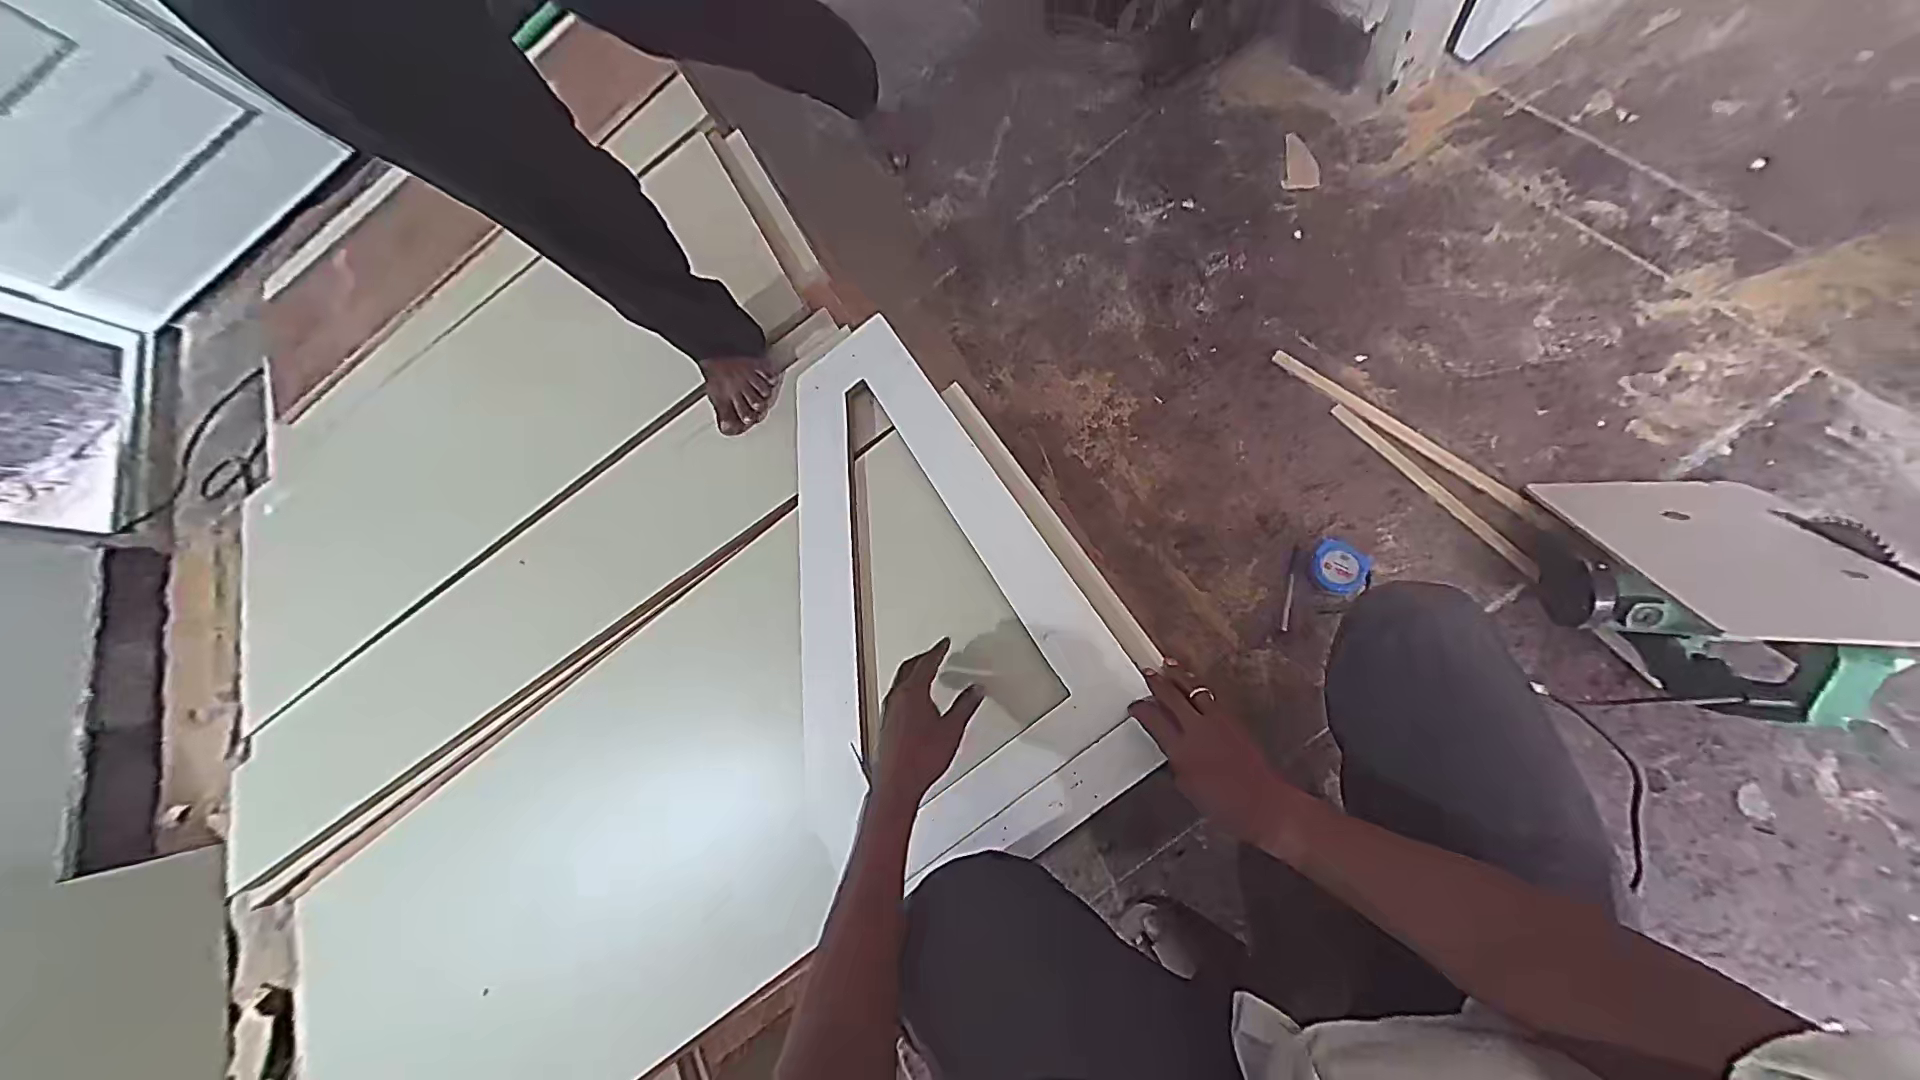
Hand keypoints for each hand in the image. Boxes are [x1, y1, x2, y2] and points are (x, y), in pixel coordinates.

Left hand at [873, 639, 984, 811]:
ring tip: (927, 670)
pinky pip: (897, 694)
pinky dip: (908, 687)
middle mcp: (896, 698)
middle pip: (909, 668)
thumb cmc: (919, 760)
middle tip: (935, 653)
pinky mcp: (885, 723)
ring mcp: (888, 711)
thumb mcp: (952, 729)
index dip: (937, 651)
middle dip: (923, 657)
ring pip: (901, 680)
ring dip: (914, 671)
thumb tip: (974, 690)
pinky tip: (916, 698)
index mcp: (912, 693)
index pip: (926, 663)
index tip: (944, 644)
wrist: (897, 784)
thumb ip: (965, 706)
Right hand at [1128, 665, 1294, 845]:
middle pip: (1172, 696)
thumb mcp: (1186, 786)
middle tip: (1148, 673)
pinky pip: (1211, 697)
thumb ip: (1175, 760)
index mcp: (1181, 748)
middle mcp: (1198, 729)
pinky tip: (1196, 686)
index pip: (1153, 718)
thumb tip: (1170, 747)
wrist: (1264, 804)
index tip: (1135, 706)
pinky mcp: (1234, 721)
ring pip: (1194, 688)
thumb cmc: (1225, 804)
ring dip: (1179, 675)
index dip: (1141, 709)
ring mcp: (1218, 722)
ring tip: (1169, 664)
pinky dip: (1199, 687)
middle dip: (1157, 682)